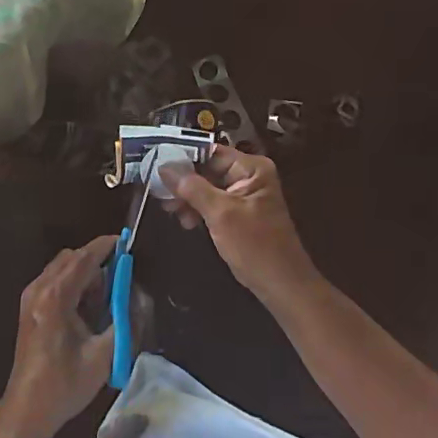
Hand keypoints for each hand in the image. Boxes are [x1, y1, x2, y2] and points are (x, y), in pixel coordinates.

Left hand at [1, 234, 117, 432]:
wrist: (28, 409)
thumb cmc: (65, 383)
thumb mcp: (103, 355)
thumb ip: (124, 321)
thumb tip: (138, 298)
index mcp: (56, 296)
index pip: (83, 258)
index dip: (105, 246)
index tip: (125, 241)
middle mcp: (39, 288)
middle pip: (70, 259)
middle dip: (96, 262)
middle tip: (119, 279)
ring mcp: (30, 297)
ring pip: (61, 269)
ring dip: (84, 274)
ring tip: (104, 299)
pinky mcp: (28, 308)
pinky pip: (53, 281)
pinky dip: (72, 283)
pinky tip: (85, 308)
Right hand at [160, 146, 319, 298]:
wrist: (281, 285)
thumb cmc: (255, 245)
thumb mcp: (220, 213)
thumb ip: (191, 187)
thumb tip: (164, 166)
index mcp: (251, 168)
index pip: (211, 151)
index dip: (183, 156)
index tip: (156, 163)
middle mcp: (248, 175)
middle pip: (207, 169)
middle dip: (183, 181)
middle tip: (159, 191)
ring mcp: (243, 195)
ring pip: (206, 187)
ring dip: (188, 197)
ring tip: (170, 210)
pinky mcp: (238, 213)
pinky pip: (212, 202)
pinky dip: (198, 209)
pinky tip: (185, 220)